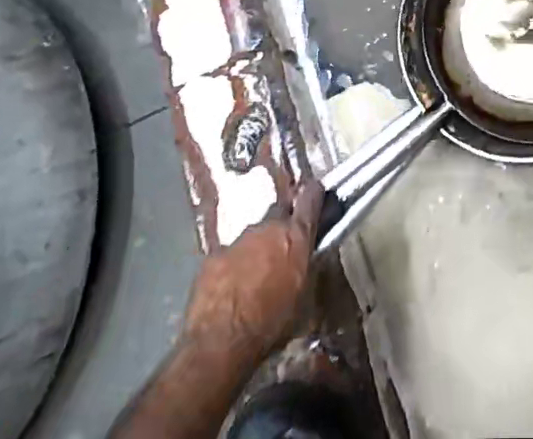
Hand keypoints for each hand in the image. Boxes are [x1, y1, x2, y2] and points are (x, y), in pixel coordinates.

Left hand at [180, 178, 320, 365]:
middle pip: (279, 213)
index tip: (318, 192)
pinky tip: (232, 288)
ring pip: (253, 235)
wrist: (220, 340)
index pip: (310, 198)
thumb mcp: (304, 300)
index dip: (315, 194)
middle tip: (286, 247)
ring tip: (257, 275)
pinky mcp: (214, 255)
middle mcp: (268, 228)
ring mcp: (238, 239)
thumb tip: (309, 261)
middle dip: (284, 225)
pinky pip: (230, 255)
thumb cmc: (272, 324)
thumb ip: (308, 269)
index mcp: (296, 237)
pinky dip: (234, 265)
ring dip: (258, 248)